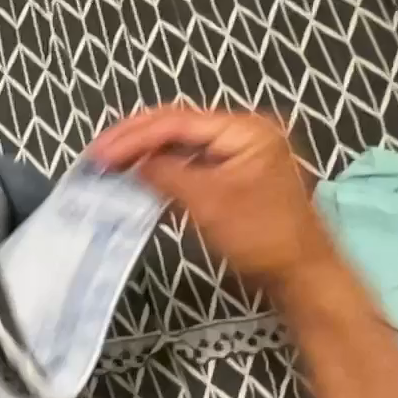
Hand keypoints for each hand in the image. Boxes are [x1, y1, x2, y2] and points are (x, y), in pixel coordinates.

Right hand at [89, 106, 337, 287]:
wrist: (300, 275)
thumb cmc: (261, 237)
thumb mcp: (207, 202)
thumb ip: (165, 174)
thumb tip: (130, 163)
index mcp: (243, 130)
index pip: (175, 122)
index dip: (132, 137)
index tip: (99, 154)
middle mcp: (240, 133)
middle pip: (175, 125)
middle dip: (133, 138)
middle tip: (97, 154)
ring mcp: (235, 154)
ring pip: (177, 142)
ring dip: (142, 151)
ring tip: (108, 161)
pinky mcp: (229, 175)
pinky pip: (185, 161)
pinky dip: (157, 166)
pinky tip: (134, 173)